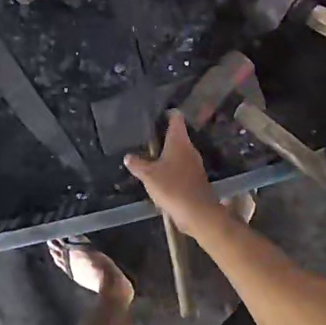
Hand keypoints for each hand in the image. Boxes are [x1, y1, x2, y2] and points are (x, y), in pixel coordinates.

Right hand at [126, 112, 227, 236]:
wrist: (197, 212)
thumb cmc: (172, 187)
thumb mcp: (149, 175)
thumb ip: (137, 164)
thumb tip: (128, 156)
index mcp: (179, 141)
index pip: (176, 118)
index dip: (167, 113)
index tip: (156, 113)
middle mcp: (189, 149)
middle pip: (177, 135)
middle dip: (163, 135)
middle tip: (146, 136)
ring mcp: (194, 164)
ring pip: (179, 152)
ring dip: (167, 153)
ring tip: (150, 156)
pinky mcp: (195, 178)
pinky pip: (181, 167)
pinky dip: (172, 168)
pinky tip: (161, 175)